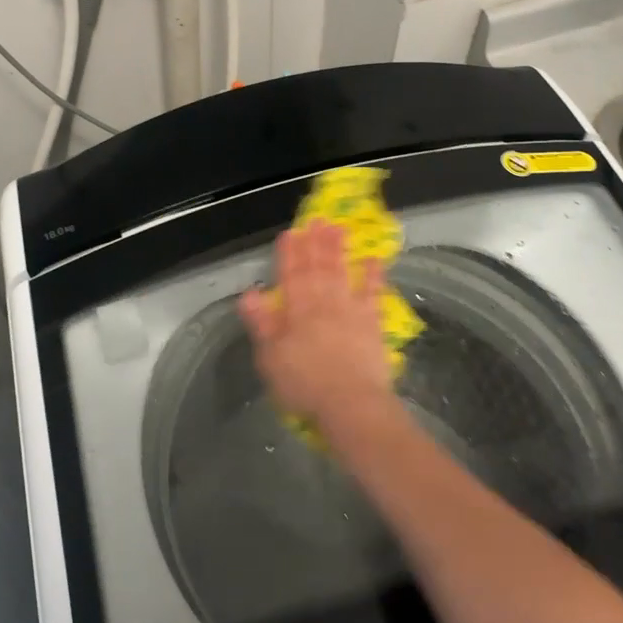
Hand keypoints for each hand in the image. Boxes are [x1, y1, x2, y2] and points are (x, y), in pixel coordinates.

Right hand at [239, 221, 396, 424]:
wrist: (351, 403)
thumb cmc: (304, 384)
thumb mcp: (271, 358)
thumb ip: (261, 324)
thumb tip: (249, 293)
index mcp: (296, 310)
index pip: (290, 276)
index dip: (289, 254)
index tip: (290, 233)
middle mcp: (323, 303)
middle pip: (317, 268)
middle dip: (315, 243)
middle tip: (316, 219)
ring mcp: (350, 310)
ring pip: (342, 272)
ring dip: (339, 249)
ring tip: (338, 227)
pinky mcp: (372, 323)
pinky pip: (373, 292)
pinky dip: (373, 274)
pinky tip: (374, 258)